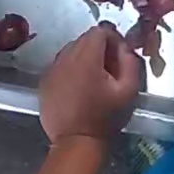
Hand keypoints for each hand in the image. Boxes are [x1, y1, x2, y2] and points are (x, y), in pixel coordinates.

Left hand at [38, 24, 141, 143]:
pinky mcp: (44, 80)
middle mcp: (65, 57)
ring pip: (70, 51)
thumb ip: (130, 62)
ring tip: (92, 81)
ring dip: (83, 59)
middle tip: (108, 71)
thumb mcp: (128, 90)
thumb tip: (123, 46)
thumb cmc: (105, 118)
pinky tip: (77, 89)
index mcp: (86, 58)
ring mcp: (51, 68)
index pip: (99, 31)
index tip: (118, 58)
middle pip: (84, 39)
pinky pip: (60, 65)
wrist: (76, 143)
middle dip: (98, 49)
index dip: (112, 40)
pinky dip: (70, 70)